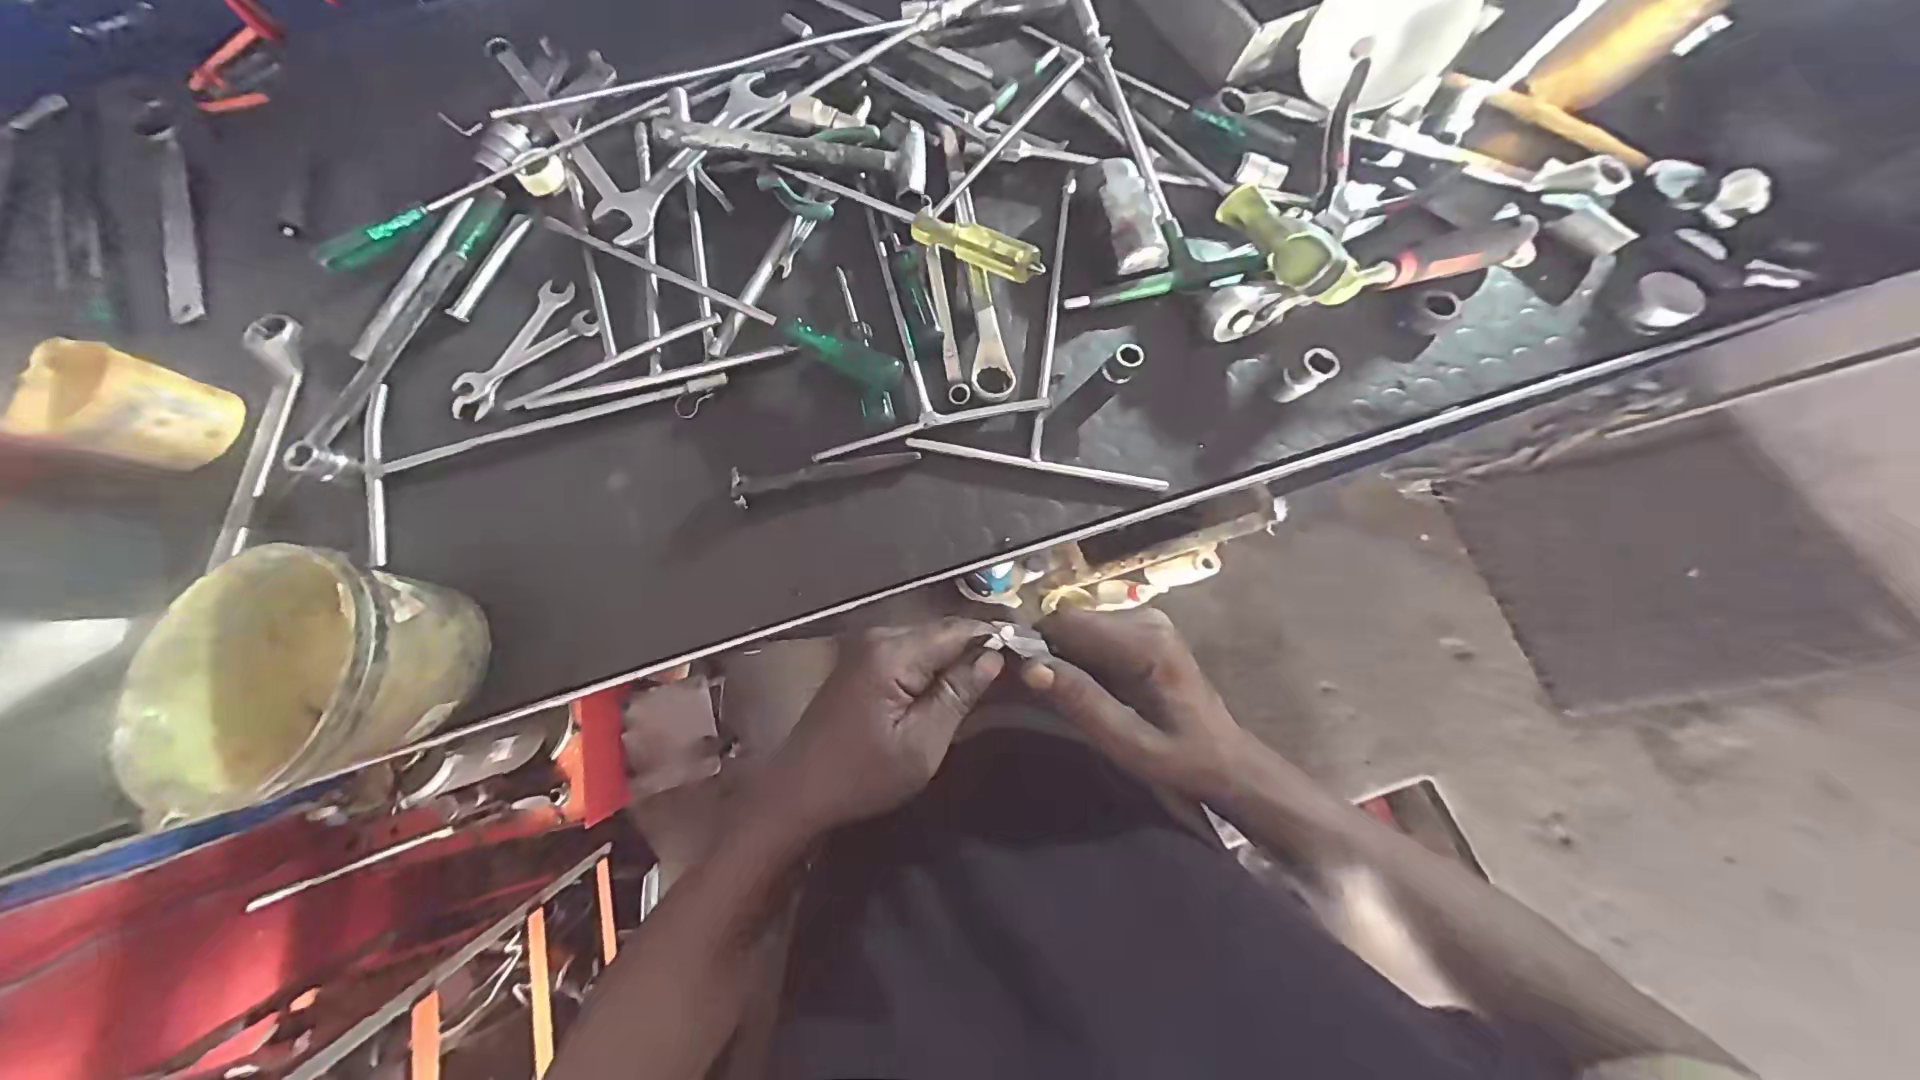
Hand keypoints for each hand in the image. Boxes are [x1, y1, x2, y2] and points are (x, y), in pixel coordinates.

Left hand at [754, 618, 1004, 841]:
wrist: (798, 791)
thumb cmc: (861, 776)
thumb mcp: (921, 744)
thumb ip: (958, 694)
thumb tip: (994, 658)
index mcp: (892, 653)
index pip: (959, 629)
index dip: (996, 638)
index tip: (1030, 652)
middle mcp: (880, 636)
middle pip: (944, 630)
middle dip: (980, 647)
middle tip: (1017, 670)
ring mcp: (868, 645)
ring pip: (930, 640)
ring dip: (959, 656)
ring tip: (994, 678)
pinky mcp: (863, 660)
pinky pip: (911, 652)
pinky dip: (936, 664)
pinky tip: (955, 683)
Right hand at [1019, 607, 1274, 803]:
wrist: (1227, 760)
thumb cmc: (1181, 759)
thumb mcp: (1129, 743)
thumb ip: (1081, 702)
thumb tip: (1030, 667)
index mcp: (1145, 643)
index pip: (1066, 622)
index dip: (1036, 646)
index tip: (1023, 679)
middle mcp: (1146, 618)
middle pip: (1071, 620)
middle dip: (1050, 652)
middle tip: (1046, 695)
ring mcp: (1147, 618)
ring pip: (1079, 625)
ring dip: (1065, 656)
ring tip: (1071, 695)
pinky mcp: (1145, 627)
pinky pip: (1094, 632)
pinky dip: (1082, 656)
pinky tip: (1093, 687)